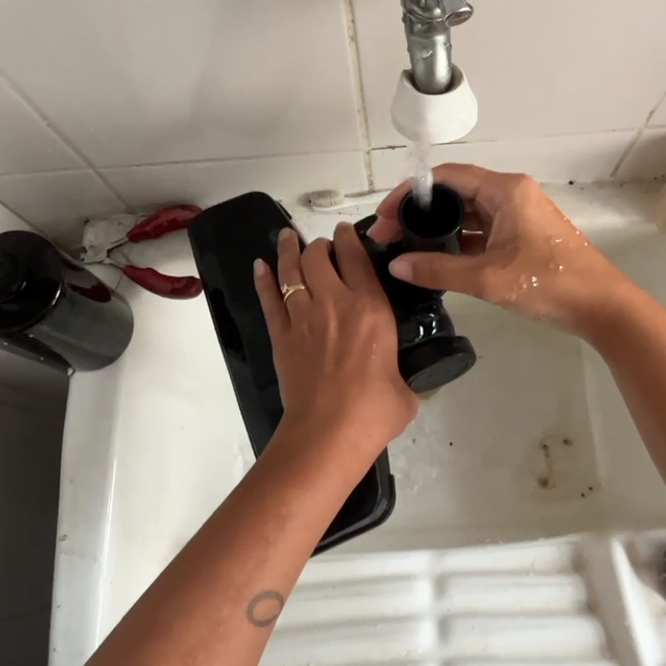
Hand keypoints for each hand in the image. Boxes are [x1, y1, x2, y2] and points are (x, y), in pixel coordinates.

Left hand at [252, 222, 418, 458]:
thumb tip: (400, 384)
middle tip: (321, 246)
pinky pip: (269, 299)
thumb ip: (402, 376)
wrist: (328, 433)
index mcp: (371, 308)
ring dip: (288, 250)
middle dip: (319, 245)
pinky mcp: (280, 336)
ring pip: (290, 271)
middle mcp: (334, 302)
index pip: (357, 257)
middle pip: (318, 256)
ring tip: (287, 237)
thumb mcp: (405, 390)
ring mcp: (302, 317)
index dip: (349, 238)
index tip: (346, 232)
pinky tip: (260, 266)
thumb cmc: (374, 411)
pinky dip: (263, 279)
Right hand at [366, 164, 628, 335]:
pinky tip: (436, 260)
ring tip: (406, 248)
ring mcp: (517, 215)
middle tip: (389, 236)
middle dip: (419, 213)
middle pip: (454, 192)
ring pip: (466, 213)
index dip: (410, 193)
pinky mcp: (520, 235)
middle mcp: (510, 194)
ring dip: (437, 228)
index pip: (445, 177)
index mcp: (504, 190)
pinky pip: (480, 230)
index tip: (385, 216)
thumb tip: (396, 265)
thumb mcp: (487, 279)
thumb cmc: (548, 283)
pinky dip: (457, 241)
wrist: (601, 306)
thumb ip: (437, 270)